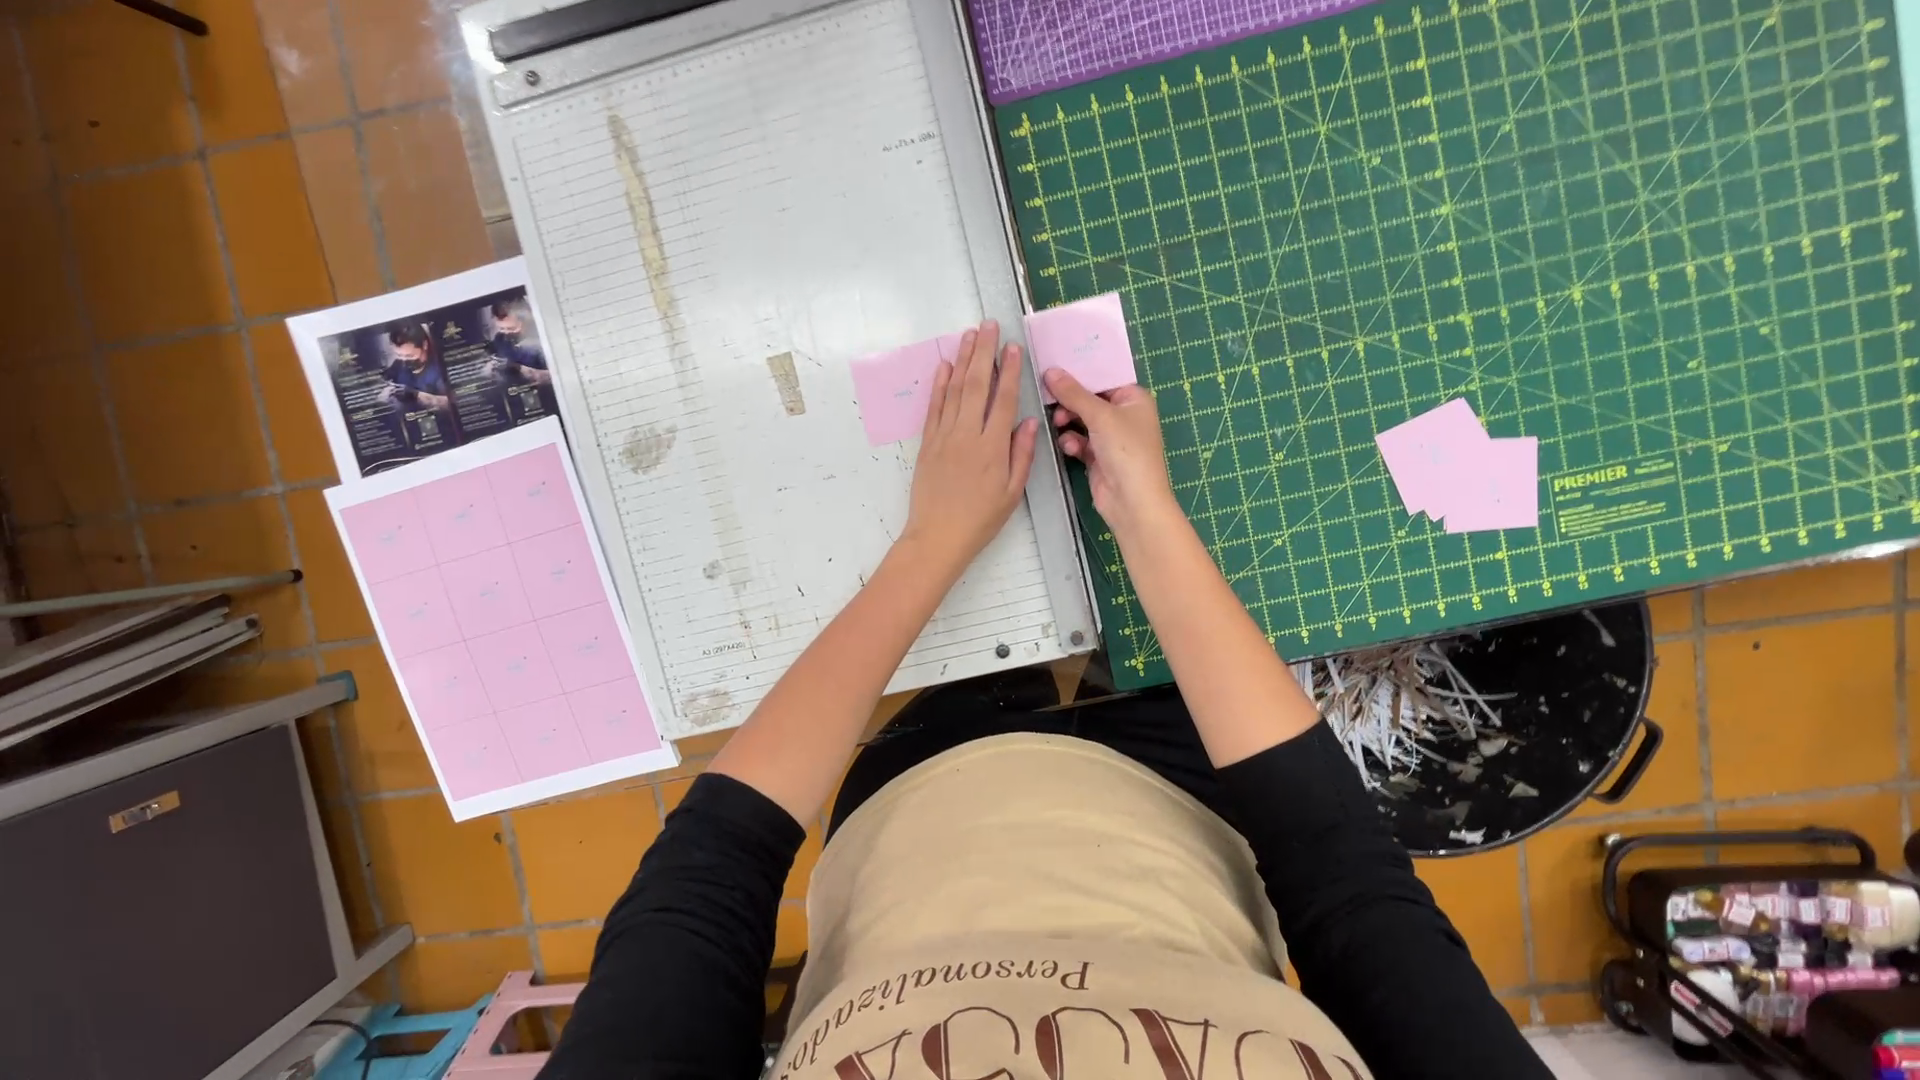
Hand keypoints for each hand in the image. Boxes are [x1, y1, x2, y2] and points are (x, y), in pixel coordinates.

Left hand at [901, 320, 1039, 574]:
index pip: (1004, 399)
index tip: (1014, 347)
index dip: (1010, 371)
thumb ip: (1022, 454)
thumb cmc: (980, 519)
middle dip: (984, 352)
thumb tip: (1030, 421)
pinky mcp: (927, 443)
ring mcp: (944, 437)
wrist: (937, 536)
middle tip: (989, 325)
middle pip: (976, 384)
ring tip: (969, 334)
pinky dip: (939, 384)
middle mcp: (967, 435)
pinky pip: (934, 407)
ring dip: (963, 360)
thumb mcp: (1012, 492)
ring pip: (954, 390)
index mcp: (993, 447)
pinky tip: (945, 366)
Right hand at [1045, 368, 1177, 539]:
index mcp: (1134, 398)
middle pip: (1089, 398)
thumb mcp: (1100, 415)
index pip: (1104, 377)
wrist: (1132, 501)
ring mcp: (1110, 437)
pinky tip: (1068, 447)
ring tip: (1058, 424)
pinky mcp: (1098, 456)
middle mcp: (1123, 415)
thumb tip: (1050, 371)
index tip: (1054, 365)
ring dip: (1068, 421)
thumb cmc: (1126, 450)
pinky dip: (1072, 442)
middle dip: (1070, 400)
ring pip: (1081, 420)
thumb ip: (1073, 393)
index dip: (1081, 372)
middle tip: (1049, 398)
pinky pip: (1079, 441)